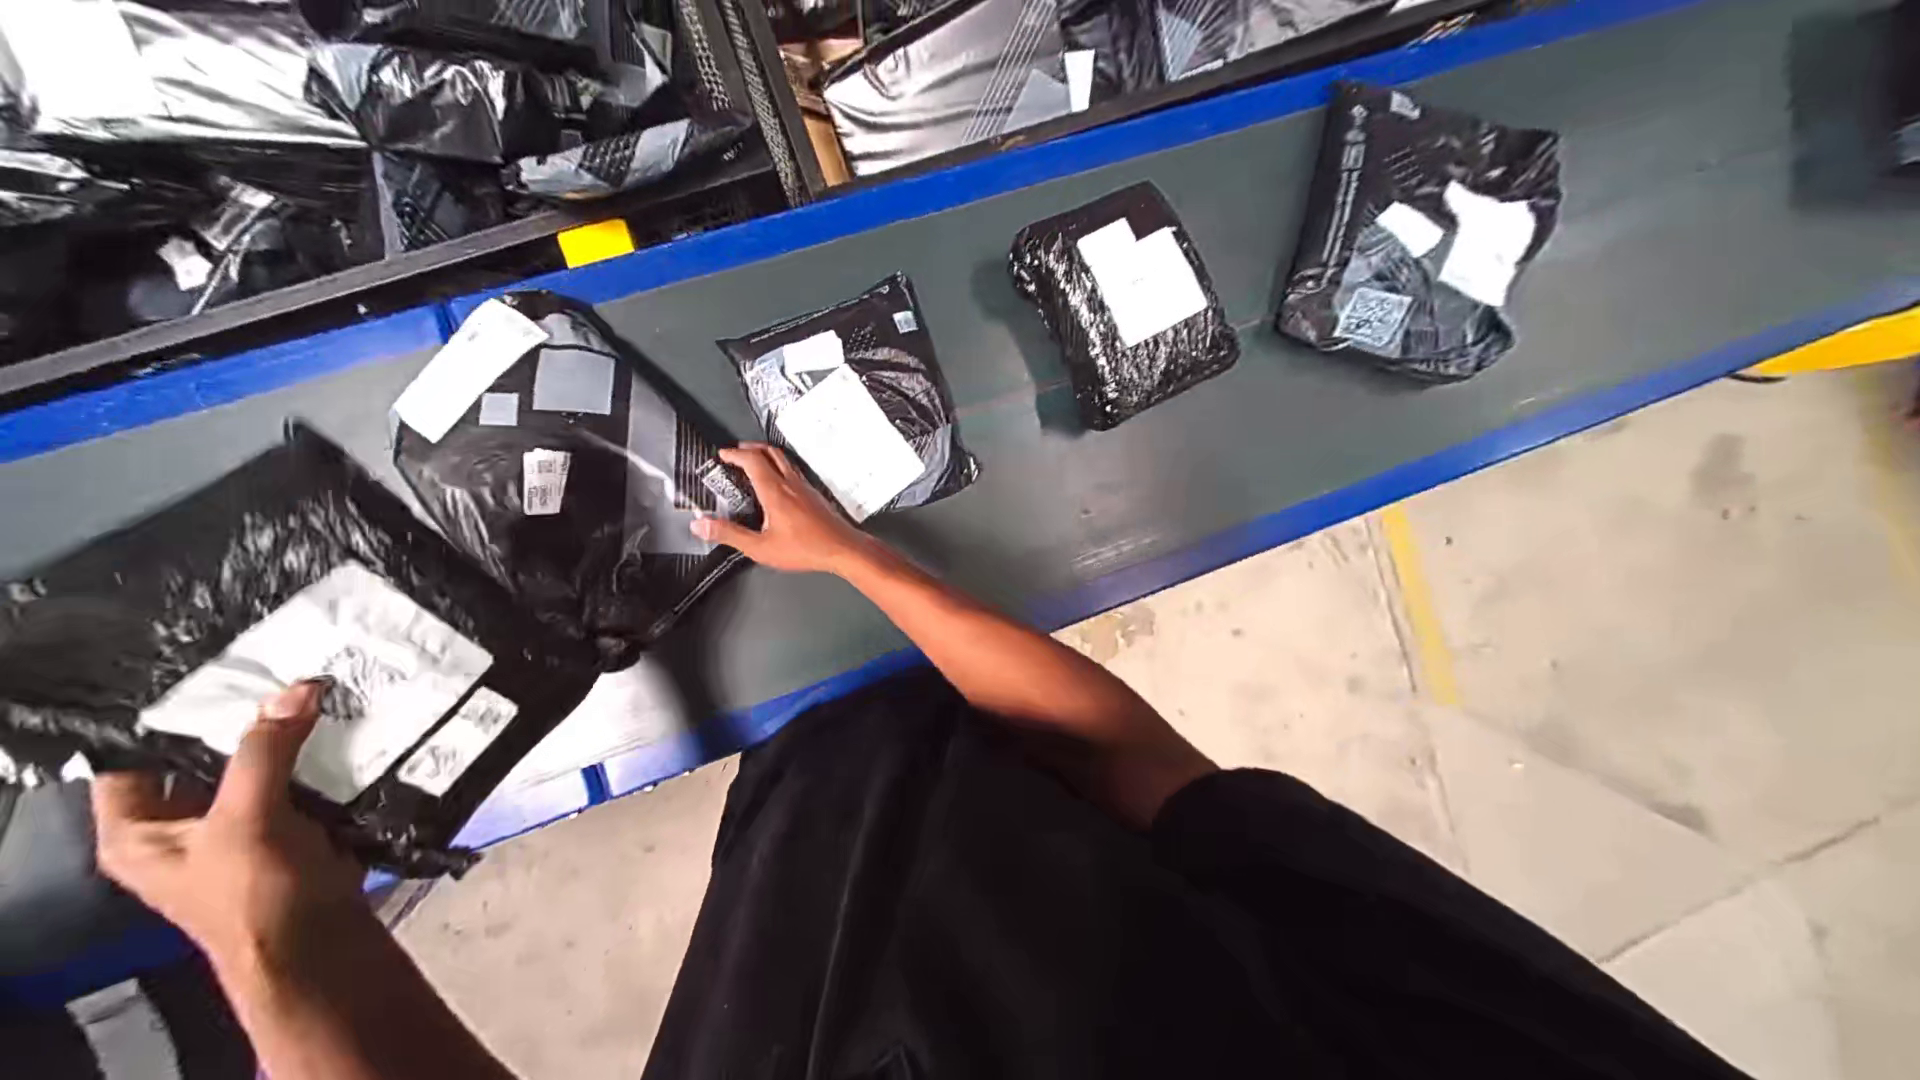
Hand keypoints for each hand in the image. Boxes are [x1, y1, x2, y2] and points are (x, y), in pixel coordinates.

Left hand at [92, 681, 366, 969]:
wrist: (317, 937)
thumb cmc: (255, 891)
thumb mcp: (247, 819)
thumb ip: (267, 752)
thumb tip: (298, 688)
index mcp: (142, 830)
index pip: (137, 759)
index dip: (169, 719)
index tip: (221, 675)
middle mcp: (188, 823)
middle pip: (210, 756)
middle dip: (249, 719)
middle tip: (286, 672)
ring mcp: (244, 823)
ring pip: (265, 764)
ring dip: (294, 734)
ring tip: (324, 690)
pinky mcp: (294, 822)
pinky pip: (304, 777)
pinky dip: (324, 754)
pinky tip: (348, 727)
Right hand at [691, 443, 872, 574]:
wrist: (844, 549)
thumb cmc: (806, 549)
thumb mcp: (761, 547)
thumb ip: (730, 534)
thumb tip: (701, 525)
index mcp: (775, 492)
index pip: (752, 461)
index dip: (734, 455)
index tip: (723, 455)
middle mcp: (791, 484)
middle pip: (770, 452)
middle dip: (750, 448)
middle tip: (737, 452)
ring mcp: (806, 488)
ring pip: (785, 460)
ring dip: (767, 455)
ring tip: (755, 462)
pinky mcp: (815, 495)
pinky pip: (795, 472)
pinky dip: (781, 467)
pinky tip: (780, 482)